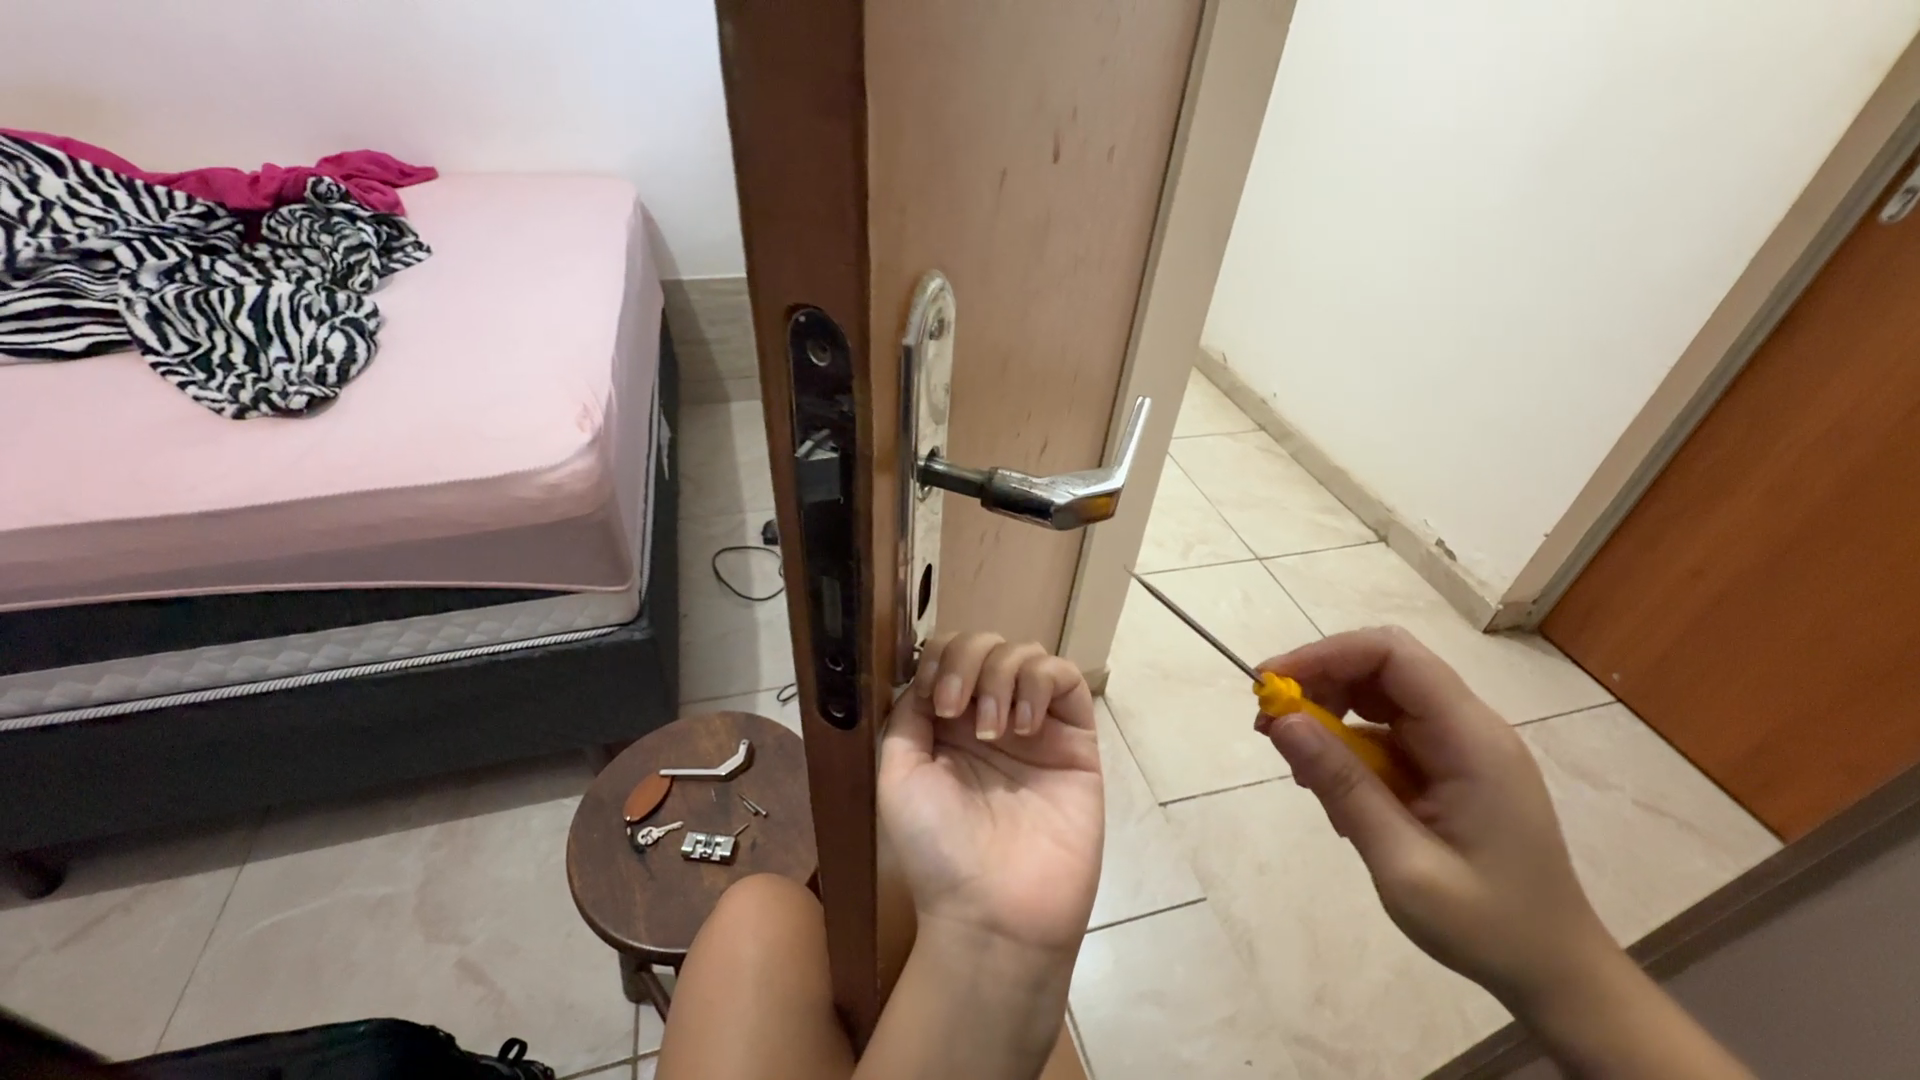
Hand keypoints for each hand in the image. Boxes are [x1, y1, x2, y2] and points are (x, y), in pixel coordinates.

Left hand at [878, 632, 1103, 953]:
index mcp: (945, 725)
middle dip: (967, 663)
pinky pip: (1065, 679)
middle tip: (959, 714)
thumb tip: (923, 674)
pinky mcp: (1074, 739)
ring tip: (994, 731)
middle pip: (984, 644)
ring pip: (1025, 653)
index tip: (934, 699)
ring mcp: (1035, 725)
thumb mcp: (899, 777)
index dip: (938, 659)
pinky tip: (1024, 727)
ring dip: (1001, 677)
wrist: (996, 910)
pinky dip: (1041, 685)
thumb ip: (907, 717)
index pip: (946, 656)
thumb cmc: (938, 850)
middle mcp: (989, 715)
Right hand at [1254, 627, 1613, 1009]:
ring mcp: (1460, 747)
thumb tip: (1282, 721)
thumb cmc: (1487, 926)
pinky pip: (1387, 735)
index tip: (1269, 685)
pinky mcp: (1449, 768)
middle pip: (1382, 668)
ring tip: (1298, 769)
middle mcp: (1468, 728)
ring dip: (1329, 718)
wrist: (1555, 972)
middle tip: (1269, 725)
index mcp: (1470, 739)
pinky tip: (1333, 795)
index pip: (1392, 655)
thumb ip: (1343, 785)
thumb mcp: (1402, 863)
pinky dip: (1349, 750)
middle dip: (1318, 683)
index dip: (1325, 654)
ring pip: (1379, 699)